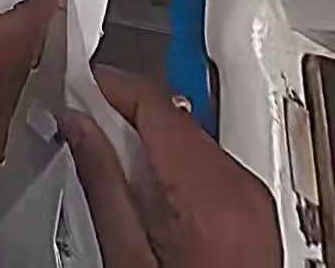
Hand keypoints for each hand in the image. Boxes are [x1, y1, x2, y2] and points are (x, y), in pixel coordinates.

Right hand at [61, 66, 280, 267]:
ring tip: (113, 167)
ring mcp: (252, 196)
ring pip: (188, 135)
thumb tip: (79, 127)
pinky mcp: (255, 207)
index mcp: (206, 193)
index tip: (81, 84)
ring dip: (148, 139)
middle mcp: (238, 185)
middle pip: (172, 116)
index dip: (111, 85)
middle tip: (85, 126)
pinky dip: (174, 162)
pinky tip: (150, 191)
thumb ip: (102, 183)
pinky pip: (207, 161)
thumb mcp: (128, 261)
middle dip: (125, 115)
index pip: (154, 102)